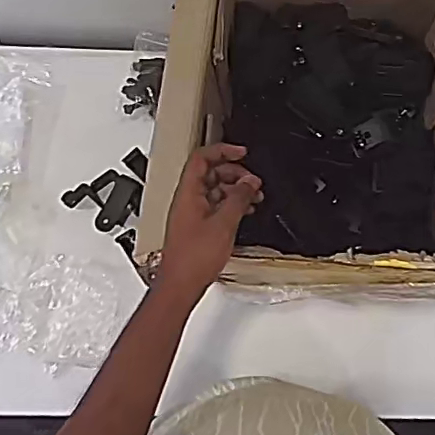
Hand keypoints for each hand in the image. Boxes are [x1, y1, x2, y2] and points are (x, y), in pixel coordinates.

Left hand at [155, 143, 262, 300]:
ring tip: (253, 196)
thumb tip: (249, 183)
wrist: (181, 284)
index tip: (241, 153)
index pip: (201, 158)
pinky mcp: (197, 226)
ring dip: (235, 189)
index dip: (222, 151)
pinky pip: (215, 205)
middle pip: (210, 173)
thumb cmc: (193, 259)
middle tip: (252, 181)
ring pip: (214, 189)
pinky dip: (230, 203)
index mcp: (188, 194)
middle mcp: (187, 200)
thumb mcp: (224, 223)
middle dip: (234, 173)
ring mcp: (191, 213)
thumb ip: (238, 199)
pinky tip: (243, 211)